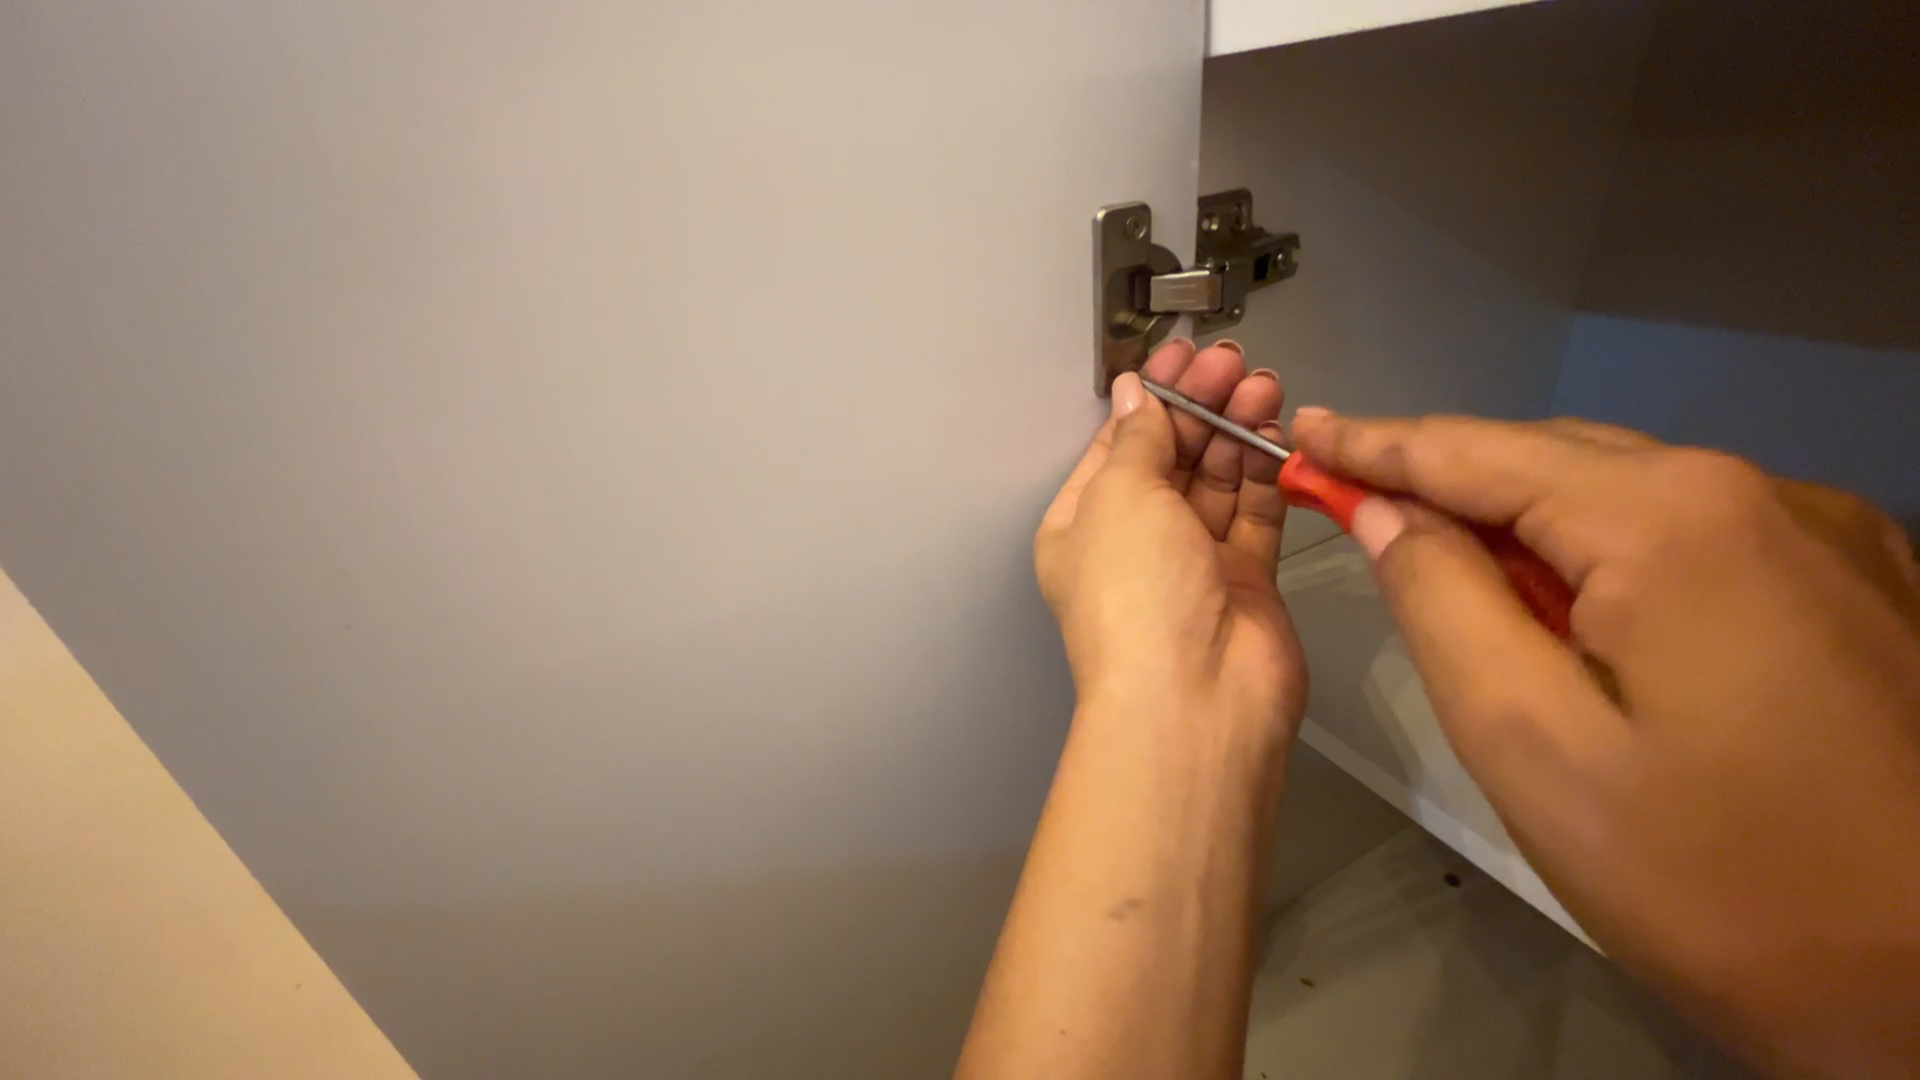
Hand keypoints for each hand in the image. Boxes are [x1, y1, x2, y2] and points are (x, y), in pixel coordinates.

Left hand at [1035, 340, 1305, 758]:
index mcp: (1081, 525)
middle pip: (1169, 458)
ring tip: (1263, 382)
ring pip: (1216, 481)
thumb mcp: (1119, 498)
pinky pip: (1255, 513)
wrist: (1196, 698)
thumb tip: (1132, 391)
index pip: (1116, 446)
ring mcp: (1190, 562)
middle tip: (1233, 361)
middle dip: (1199, 406)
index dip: (1149, 396)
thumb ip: (1136, 440)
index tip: (1183, 352)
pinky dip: (1267, 472)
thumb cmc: (1135, 588)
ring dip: (1236, 430)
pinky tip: (1279, 430)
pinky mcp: (1245, 577)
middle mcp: (1132, 542)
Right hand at [1292, 410, 1919, 1078]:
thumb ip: (1439, 598)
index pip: (1475, 455)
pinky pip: (1677, 529)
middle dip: (1432, 468)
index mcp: (1670, 524)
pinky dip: (1582, 538)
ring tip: (1422, 538)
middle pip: (1545, 455)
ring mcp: (1823, 537)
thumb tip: (1384, 513)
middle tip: (1337, 483)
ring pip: (1612, 488)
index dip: (1373, 444)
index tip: (1300, 431)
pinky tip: (1547, 589)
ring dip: (1503, 506)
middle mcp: (1759, 498)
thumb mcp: (1522, 736)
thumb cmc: (1708, 878)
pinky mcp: (1853, 586)